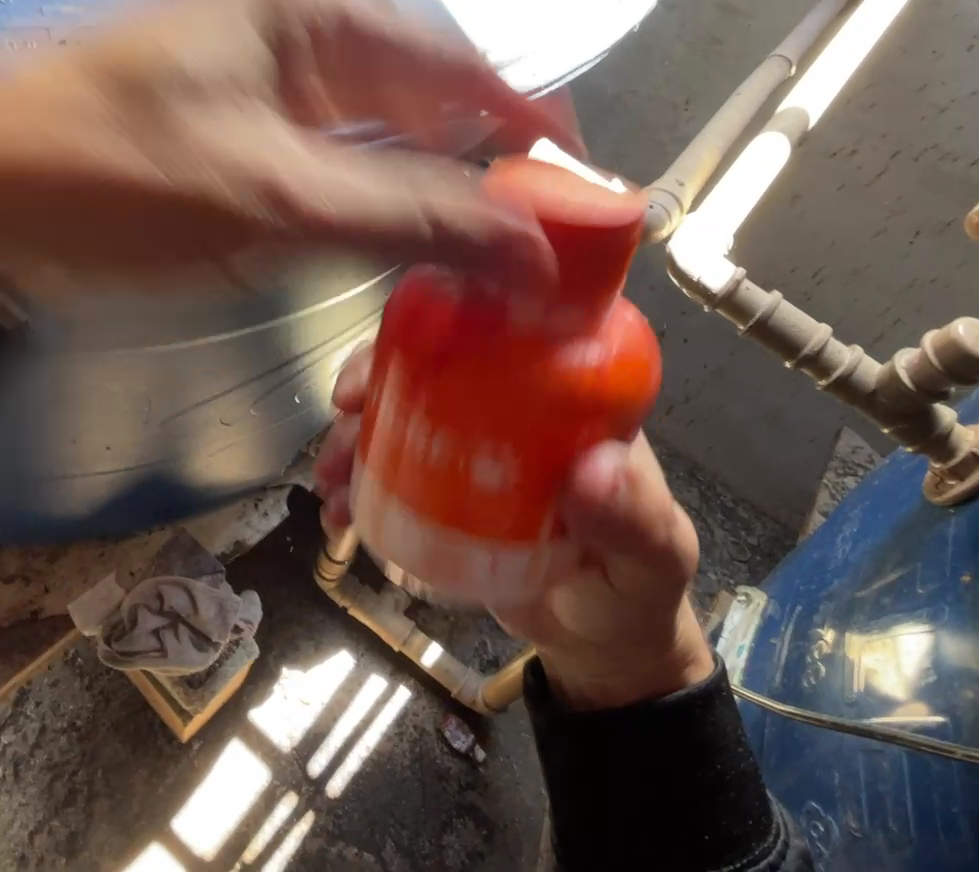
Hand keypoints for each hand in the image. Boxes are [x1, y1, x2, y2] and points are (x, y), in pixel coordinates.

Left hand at [0, 0, 578, 296]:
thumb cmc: (104, 184)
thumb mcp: (272, 203)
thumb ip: (411, 219)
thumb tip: (528, 249)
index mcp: (305, 1)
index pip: (455, 55)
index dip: (525, 120)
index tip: (575, 185)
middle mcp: (285, 17)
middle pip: (418, 85)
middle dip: (477, 160)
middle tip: (528, 237)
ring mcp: (249, 67)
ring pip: (371, 123)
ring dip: (422, 183)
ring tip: (477, 249)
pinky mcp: (221, 117)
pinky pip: (321, 149)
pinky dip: (363, 192)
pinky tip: (388, 235)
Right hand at [315, 344, 717, 710]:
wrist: (599, 647)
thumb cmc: (635, 589)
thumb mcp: (652, 557)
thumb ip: (635, 519)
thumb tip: (594, 469)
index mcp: (564, 404)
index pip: (499, 340)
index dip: (439, 332)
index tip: (392, 357)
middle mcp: (512, 416)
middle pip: (433, 373)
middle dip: (375, 384)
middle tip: (342, 416)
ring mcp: (473, 457)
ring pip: (401, 423)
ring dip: (352, 439)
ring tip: (326, 481)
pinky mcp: (445, 500)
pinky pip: (392, 479)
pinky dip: (357, 490)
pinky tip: (338, 516)